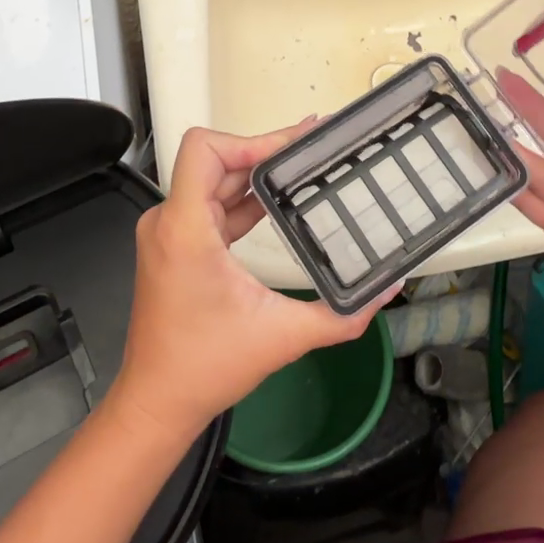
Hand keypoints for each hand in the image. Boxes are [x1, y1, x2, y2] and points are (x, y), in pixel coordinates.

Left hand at [106, 122, 395, 439]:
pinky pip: (209, 204)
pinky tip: (275, 201)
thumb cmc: (205, 368)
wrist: (156, 402)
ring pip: (212, 180)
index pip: (204, 149)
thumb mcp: (283, 336)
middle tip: (312, 147)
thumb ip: (342, 315)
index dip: (249, 140)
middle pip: (215, 160)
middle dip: (265, 152)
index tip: (290, 149)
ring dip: (255, 174)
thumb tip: (387, 289)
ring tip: (301, 168)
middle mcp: (169, 222)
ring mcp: (168, 233)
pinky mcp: (174, 246)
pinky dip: (242, 198)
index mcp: (185, 229)